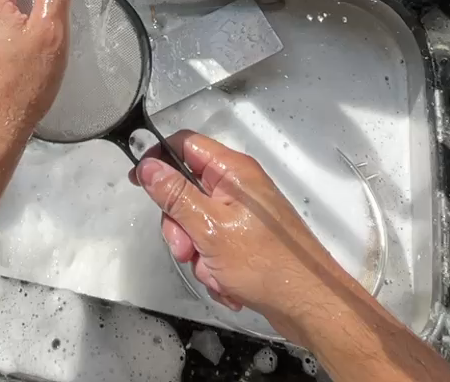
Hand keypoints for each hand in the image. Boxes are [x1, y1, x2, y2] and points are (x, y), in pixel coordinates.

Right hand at [133, 132, 367, 334]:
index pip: (184, 144)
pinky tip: (227, 284)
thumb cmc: (265, 263)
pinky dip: (214, 265)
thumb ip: (175, 195)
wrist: (310, 306)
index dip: (158, 157)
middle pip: (186, 188)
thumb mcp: (209, 227)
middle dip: (179, 224)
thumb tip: (147, 166)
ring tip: (214, 273)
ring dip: (198, 252)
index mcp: (232, 170)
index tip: (139, 180)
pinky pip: (214, 244)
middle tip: (186, 248)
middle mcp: (238, 185)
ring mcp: (243, 212)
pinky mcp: (247, 238)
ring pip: (197, 222)